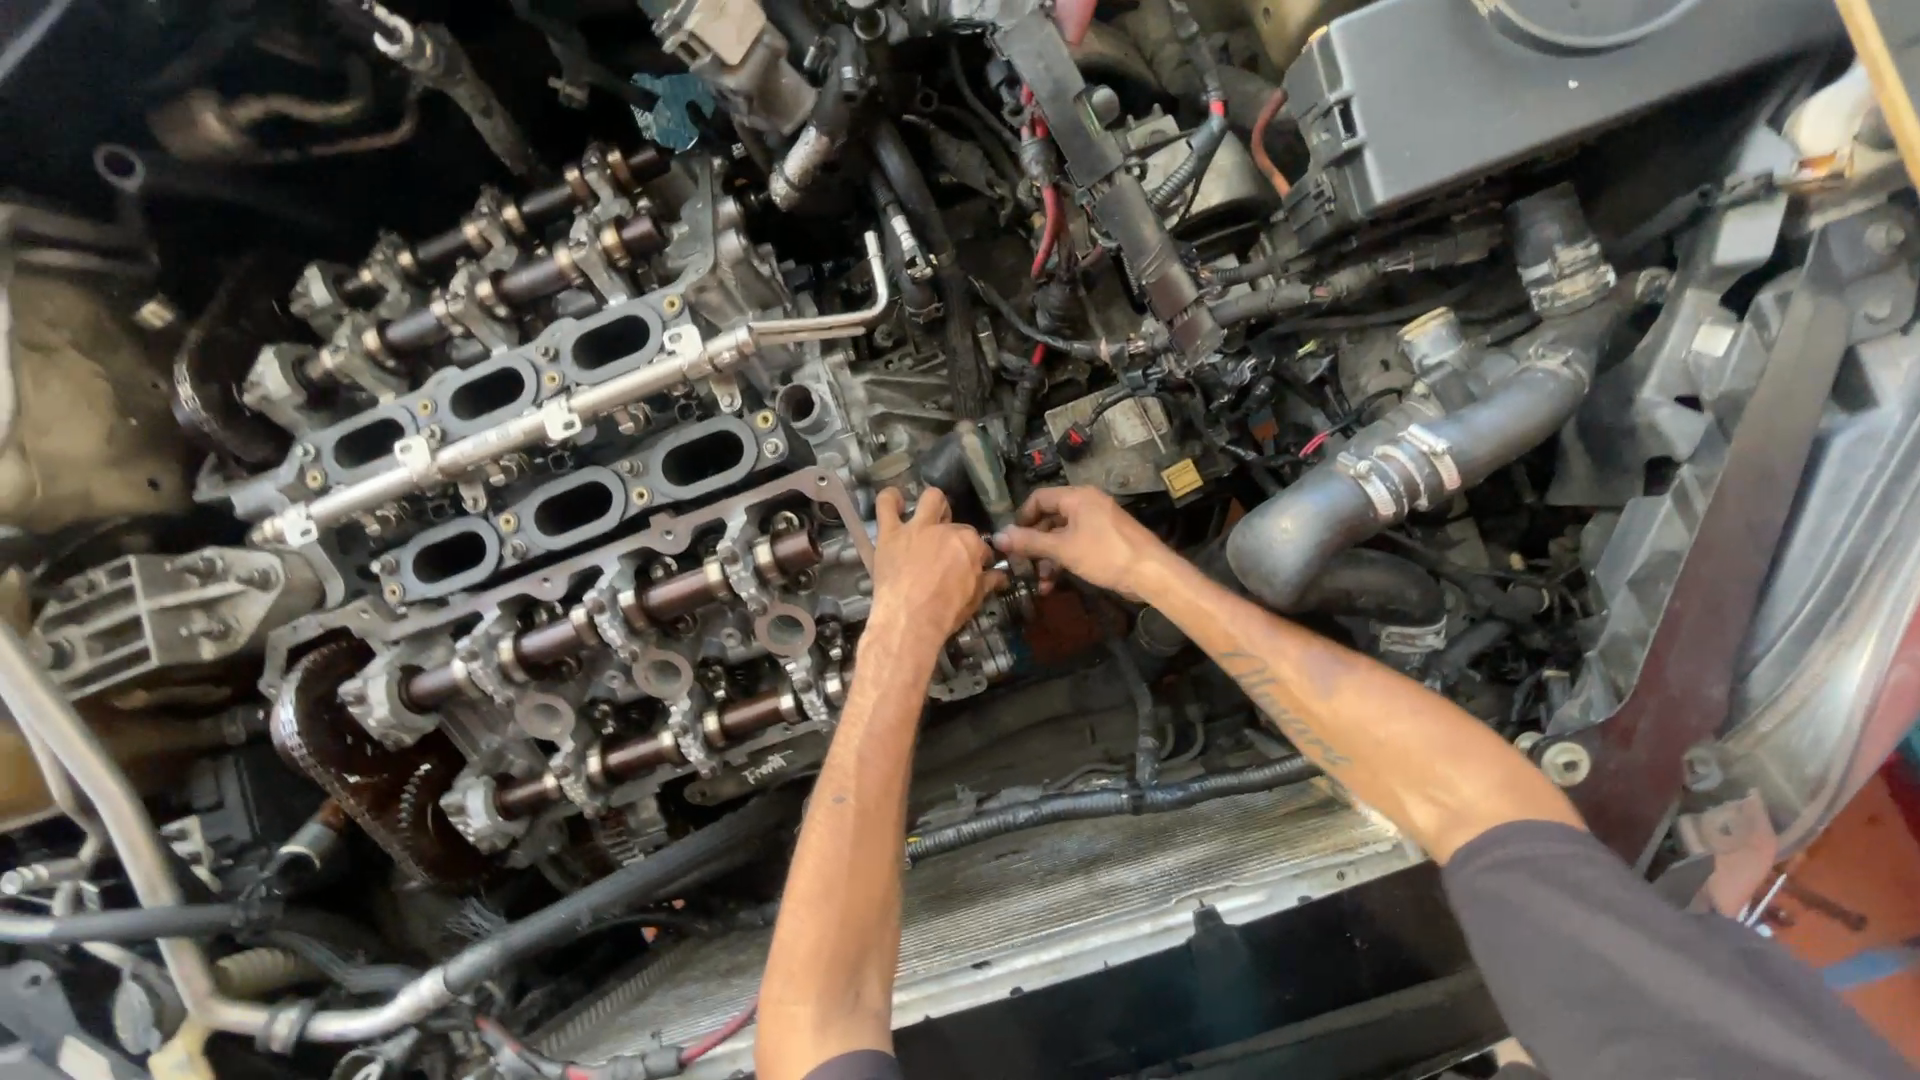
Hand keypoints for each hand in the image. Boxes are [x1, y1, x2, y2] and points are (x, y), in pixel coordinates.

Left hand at [869, 487, 1005, 646]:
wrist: (909, 621)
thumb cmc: (945, 613)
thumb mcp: (974, 600)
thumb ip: (987, 582)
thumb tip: (1000, 576)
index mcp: (969, 543)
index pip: (978, 543)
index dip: (976, 555)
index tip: (973, 566)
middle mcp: (945, 529)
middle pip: (955, 521)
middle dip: (955, 531)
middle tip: (947, 547)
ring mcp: (916, 528)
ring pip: (930, 498)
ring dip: (933, 505)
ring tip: (929, 517)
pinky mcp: (890, 534)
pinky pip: (886, 505)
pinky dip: (891, 499)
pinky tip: (895, 501)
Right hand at [992, 486, 1171, 600]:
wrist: (1149, 572)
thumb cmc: (1104, 554)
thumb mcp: (1062, 549)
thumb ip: (1029, 542)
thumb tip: (997, 537)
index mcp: (1076, 497)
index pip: (1038, 498)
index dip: (1021, 518)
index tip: (1010, 540)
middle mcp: (1085, 505)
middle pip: (1049, 519)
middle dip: (1033, 544)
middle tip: (1020, 564)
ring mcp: (1096, 523)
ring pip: (1061, 536)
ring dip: (1047, 559)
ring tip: (1039, 582)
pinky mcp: (1103, 541)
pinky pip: (1075, 545)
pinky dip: (1062, 561)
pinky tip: (1053, 584)